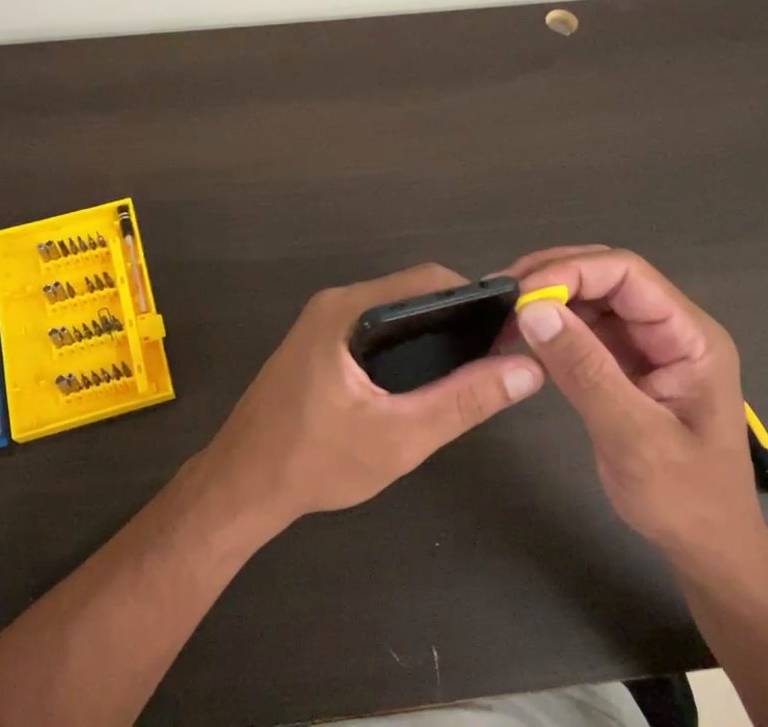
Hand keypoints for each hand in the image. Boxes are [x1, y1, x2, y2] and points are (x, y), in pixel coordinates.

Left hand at [200, 263, 544, 529]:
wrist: (241, 486)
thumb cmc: (316, 461)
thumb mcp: (400, 437)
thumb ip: (463, 401)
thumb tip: (526, 368)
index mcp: (349, 311)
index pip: (429, 281)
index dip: (477, 300)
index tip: (512, 331)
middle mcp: (334, 305)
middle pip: (412, 294)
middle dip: (459, 320)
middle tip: (497, 358)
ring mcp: (322, 325)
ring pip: (394, 315)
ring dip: (432, 335)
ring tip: (471, 372)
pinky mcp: (318, 347)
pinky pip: (375, 332)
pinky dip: (406, 348)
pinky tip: (424, 383)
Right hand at [501, 247, 764, 558]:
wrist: (707, 548)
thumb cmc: (684, 498)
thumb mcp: (632, 436)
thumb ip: (585, 370)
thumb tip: (531, 309)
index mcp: (690, 337)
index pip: (627, 273)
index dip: (571, 272)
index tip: (519, 296)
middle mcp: (669, 330)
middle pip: (607, 276)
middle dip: (552, 277)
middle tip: (500, 295)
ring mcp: (647, 348)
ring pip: (591, 300)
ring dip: (546, 300)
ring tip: (501, 315)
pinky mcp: (625, 367)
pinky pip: (584, 331)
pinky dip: (550, 329)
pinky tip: (518, 338)